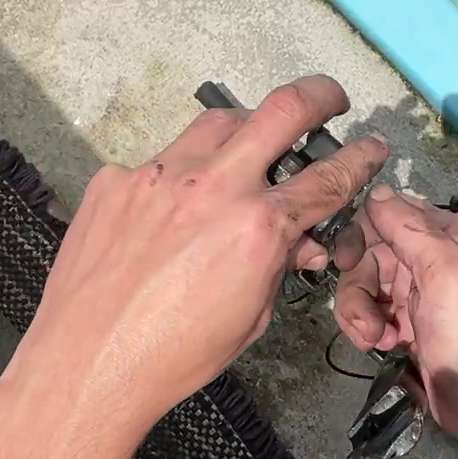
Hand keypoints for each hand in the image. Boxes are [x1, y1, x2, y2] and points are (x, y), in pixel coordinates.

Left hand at [5, 76, 387, 443]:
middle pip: (281, 110)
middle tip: (330, 99)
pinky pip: (162, 161)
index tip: (370, 148)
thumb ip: (278, 263)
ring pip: (219, 123)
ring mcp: (159, 176)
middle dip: (319, 95)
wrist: (87, 363)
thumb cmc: (174, 355)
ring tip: (248, 151)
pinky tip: (174, 210)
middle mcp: (211, 188)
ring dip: (245, 130)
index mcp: (256, 228)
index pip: (327, 179)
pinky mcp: (117, 180)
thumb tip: (297, 240)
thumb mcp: (252, 315)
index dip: (359, 160)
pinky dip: (181, 177)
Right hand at [332, 187, 457, 452]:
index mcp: (450, 237)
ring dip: (360, 312)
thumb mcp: (445, 273)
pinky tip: (384, 347)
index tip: (347, 259)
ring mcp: (416, 293)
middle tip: (363, 316)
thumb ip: (410, 229)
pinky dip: (368, 329)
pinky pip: (369, 312)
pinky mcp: (403, 323)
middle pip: (370, 251)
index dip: (364, 232)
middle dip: (359, 284)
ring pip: (363, 284)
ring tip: (375, 340)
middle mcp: (431, 259)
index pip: (393, 212)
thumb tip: (376, 190)